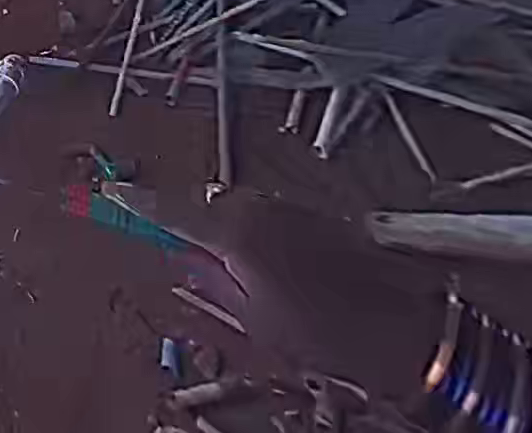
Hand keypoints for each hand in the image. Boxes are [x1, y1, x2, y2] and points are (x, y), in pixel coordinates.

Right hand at [144, 190, 444, 398]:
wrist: (424, 337)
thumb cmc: (328, 337)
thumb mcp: (253, 319)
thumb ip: (206, 277)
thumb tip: (179, 253)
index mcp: (228, 231)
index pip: (164, 209)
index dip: (132, 202)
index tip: (106, 193)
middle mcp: (251, 207)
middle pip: (199, 203)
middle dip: (190, 223)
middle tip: (197, 257)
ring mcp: (284, 206)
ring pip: (232, 206)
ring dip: (225, 227)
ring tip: (247, 269)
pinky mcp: (312, 213)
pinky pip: (264, 213)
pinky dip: (256, 229)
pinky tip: (279, 264)